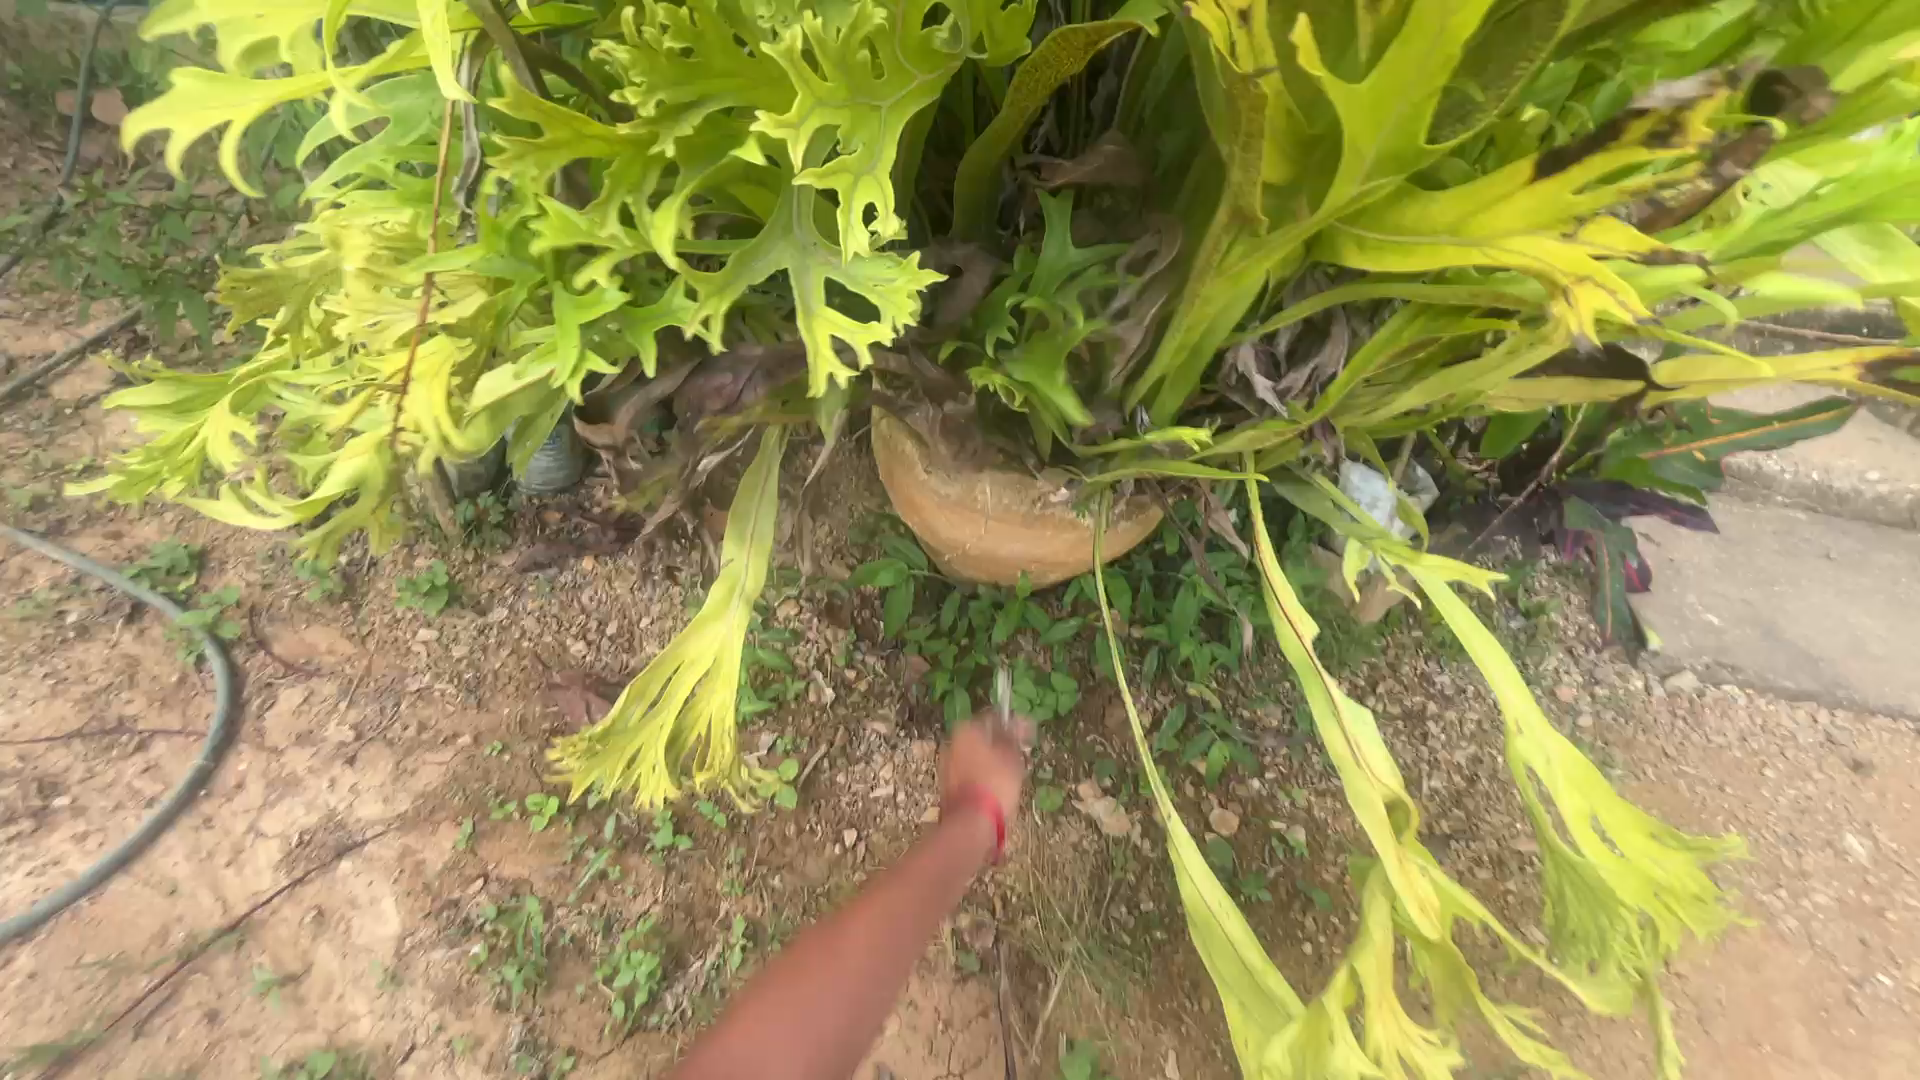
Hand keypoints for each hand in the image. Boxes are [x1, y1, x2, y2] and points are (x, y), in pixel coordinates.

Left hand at [939, 710, 1032, 826]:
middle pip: (981, 738)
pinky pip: (968, 775)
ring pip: (974, 757)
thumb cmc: (995, 783)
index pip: (992, 718)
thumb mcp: (1012, 756)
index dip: (1012, 725)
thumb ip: (1014, 736)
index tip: (1027, 736)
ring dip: (989, 762)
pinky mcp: (946, 786)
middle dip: (998, 745)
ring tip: (1009, 777)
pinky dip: (980, 778)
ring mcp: (946, 765)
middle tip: (1019, 757)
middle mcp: (952, 743)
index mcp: (966, 729)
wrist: (971, 822)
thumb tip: (1019, 721)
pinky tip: (994, 790)